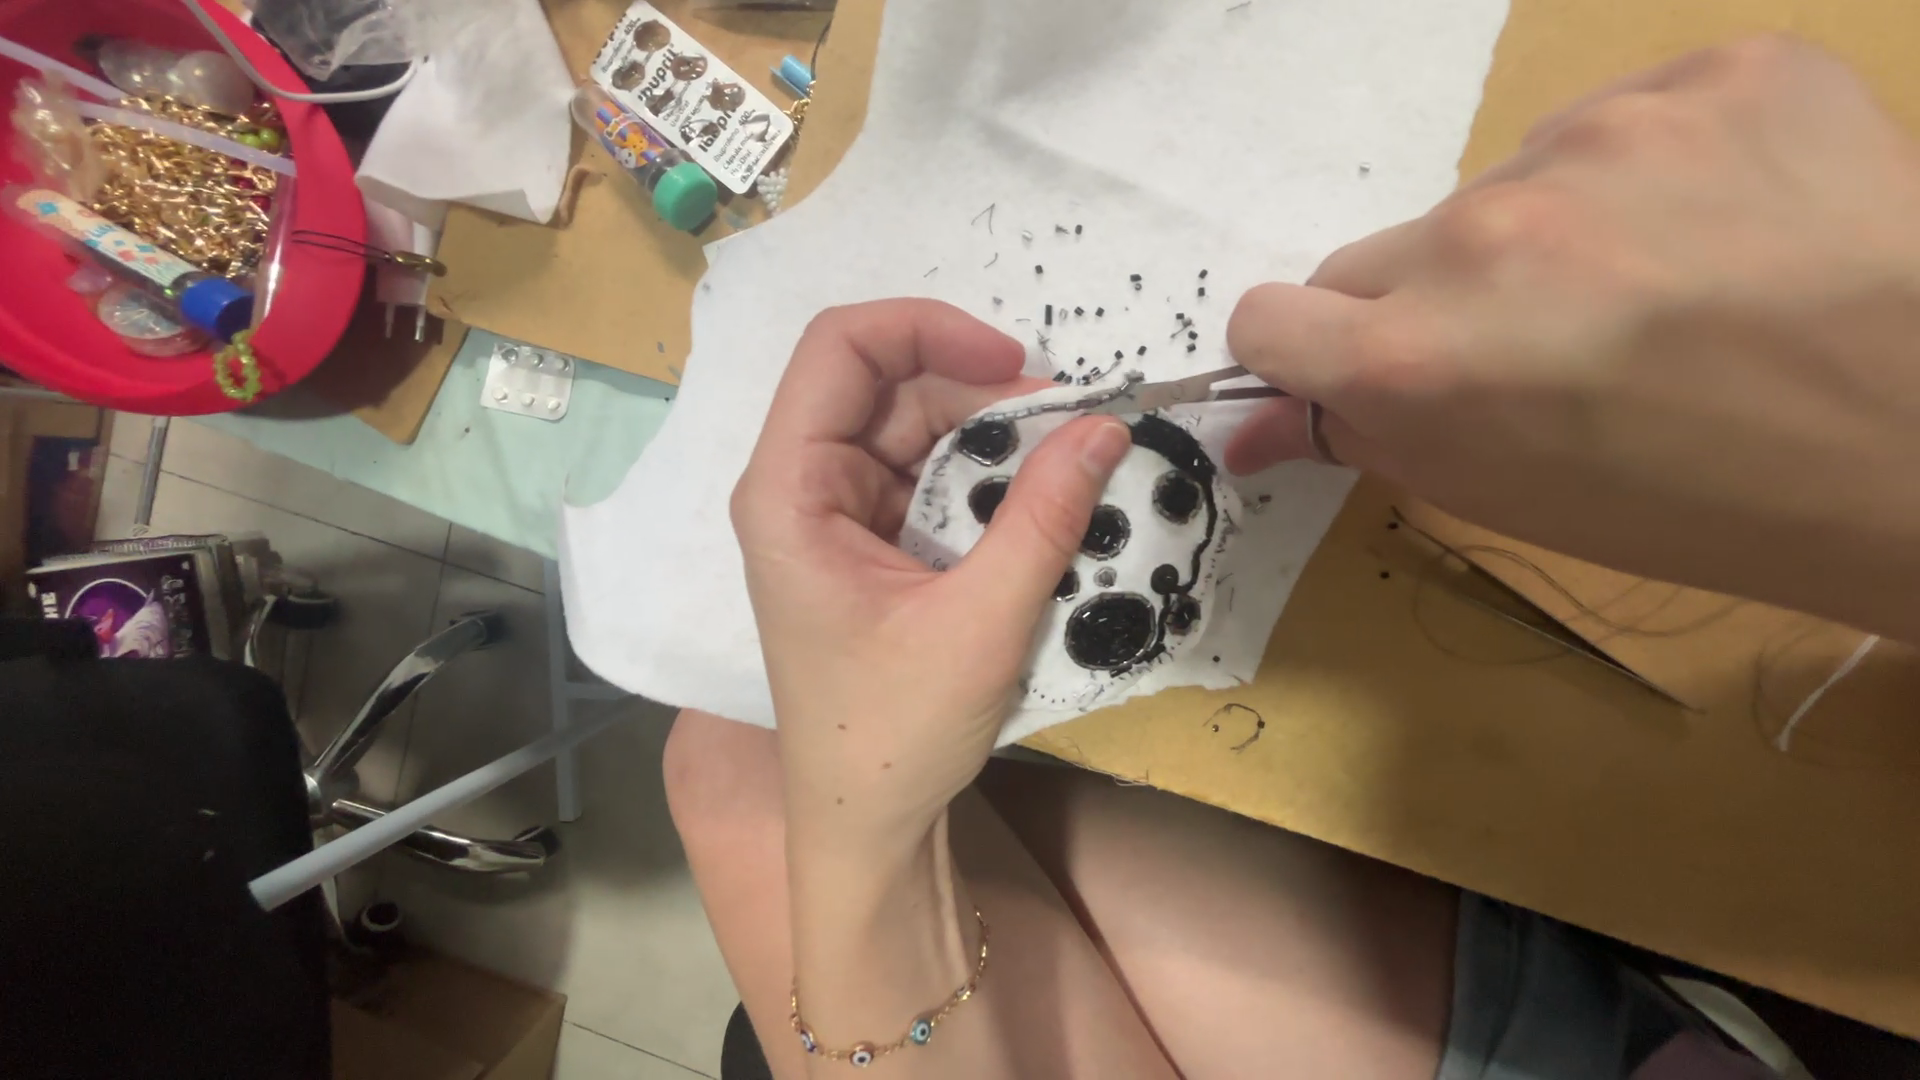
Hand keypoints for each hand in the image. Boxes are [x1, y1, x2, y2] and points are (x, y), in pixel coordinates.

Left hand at [732, 300, 1131, 854]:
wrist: (866, 819)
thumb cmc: (897, 732)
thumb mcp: (982, 623)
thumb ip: (1044, 519)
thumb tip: (1105, 427)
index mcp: (790, 492)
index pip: (840, 349)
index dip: (927, 327)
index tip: (1014, 363)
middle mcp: (801, 487)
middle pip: (886, 385)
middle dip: (977, 390)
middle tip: (1066, 422)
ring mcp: (836, 513)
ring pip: (913, 428)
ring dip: (989, 435)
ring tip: (1062, 460)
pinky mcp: (870, 541)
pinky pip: (925, 477)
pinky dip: (982, 476)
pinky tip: (1031, 496)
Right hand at [1227, 36, 1919, 638]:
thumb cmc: (1670, 497)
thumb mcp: (1477, 487)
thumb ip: (1344, 436)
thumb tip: (1243, 434)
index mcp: (1411, 358)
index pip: (1263, 318)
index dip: (1294, 351)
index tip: (1342, 369)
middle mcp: (1475, 240)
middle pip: (1366, 260)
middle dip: (1405, 307)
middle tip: (1505, 350)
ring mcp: (1594, 143)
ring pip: (1479, 198)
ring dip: (1513, 248)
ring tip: (1624, 293)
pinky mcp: (1709, 76)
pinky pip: (1596, 129)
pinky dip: (1615, 182)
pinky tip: (1694, 231)